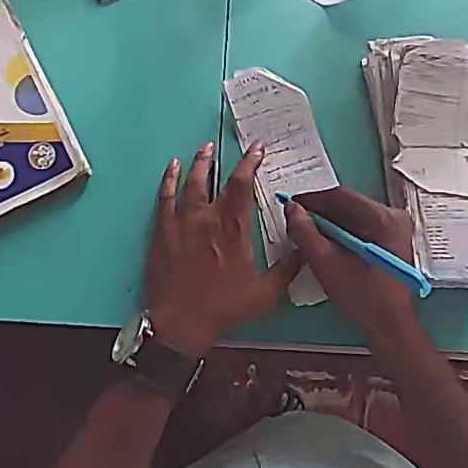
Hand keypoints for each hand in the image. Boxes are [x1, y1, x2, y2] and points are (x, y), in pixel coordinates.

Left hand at [147, 142, 303, 356]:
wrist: (180, 322)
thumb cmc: (224, 307)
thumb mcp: (266, 293)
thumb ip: (287, 268)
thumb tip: (305, 248)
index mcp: (233, 228)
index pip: (243, 185)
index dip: (251, 163)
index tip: (257, 148)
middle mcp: (206, 218)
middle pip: (214, 178)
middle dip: (224, 159)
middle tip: (229, 146)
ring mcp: (181, 223)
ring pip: (189, 184)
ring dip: (197, 164)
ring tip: (203, 149)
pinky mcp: (162, 232)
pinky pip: (165, 198)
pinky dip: (168, 181)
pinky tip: (171, 170)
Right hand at [285, 188, 420, 341]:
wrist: (390, 326)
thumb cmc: (361, 295)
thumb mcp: (326, 263)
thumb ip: (305, 232)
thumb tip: (292, 209)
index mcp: (383, 217)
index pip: (341, 196)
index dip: (312, 199)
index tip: (290, 204)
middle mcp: (394, 217)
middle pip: (349, 205)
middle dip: (320, 211)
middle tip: (296, 220)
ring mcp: (397, 229)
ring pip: (355, 216)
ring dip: (331, 222)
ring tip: (307, 232)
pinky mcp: (395, 241)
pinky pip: (363, 228)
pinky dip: (343, 232)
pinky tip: (327, 242)